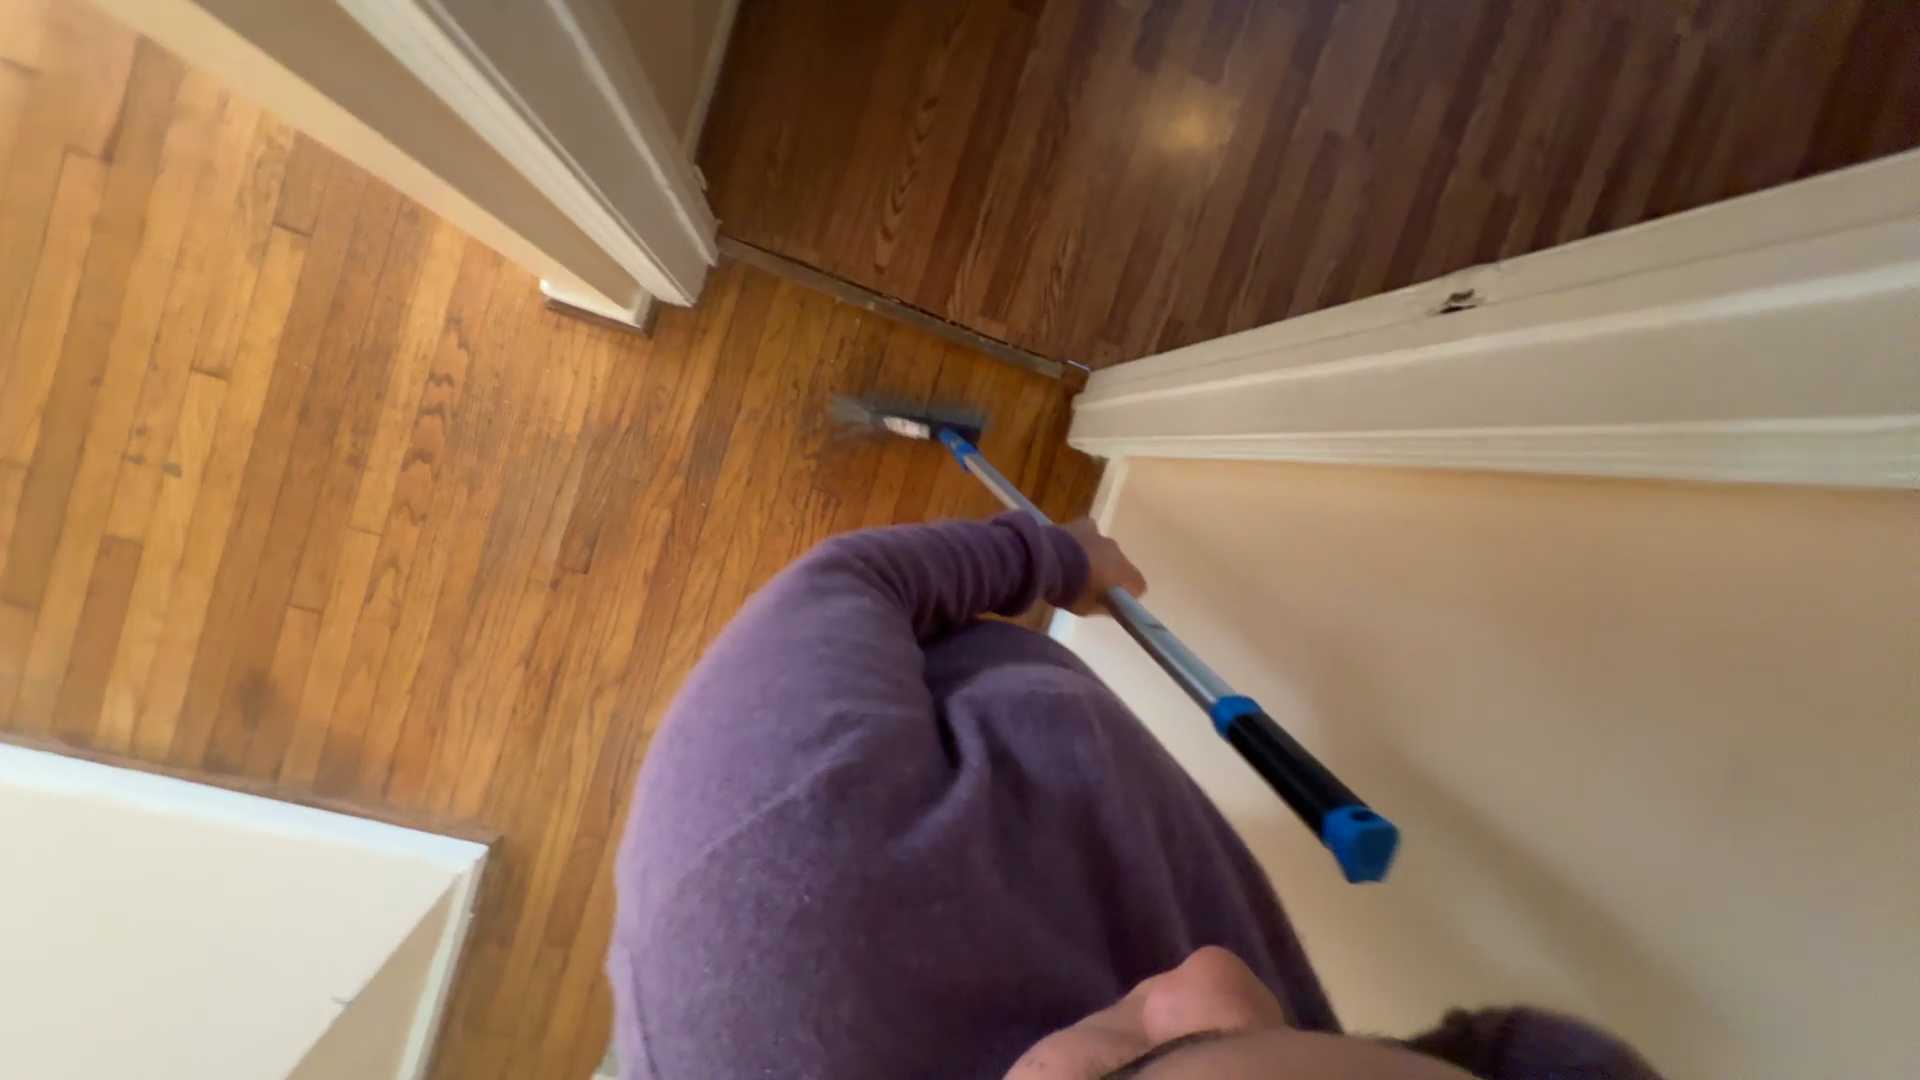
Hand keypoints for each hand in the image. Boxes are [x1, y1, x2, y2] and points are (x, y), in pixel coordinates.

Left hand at [1058, 518, 1146, 615]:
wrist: (1046, 562)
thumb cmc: (1070, 590)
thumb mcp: (1087, 608)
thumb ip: (1103, 606)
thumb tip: (1111, 605)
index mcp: (1124, 573)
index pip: (1139, 586)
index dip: (1128, 595)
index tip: (1114, 601)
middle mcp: (1117, 551)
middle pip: (1120, 565)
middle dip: (1110, 575)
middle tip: (1090, 585)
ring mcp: (1101, 536)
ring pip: (1105, 549)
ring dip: (1096, 557)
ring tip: (1077, 566)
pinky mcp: (1083, 524)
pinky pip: (1090, 532)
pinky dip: (1084, 540)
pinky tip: (1071, 547)